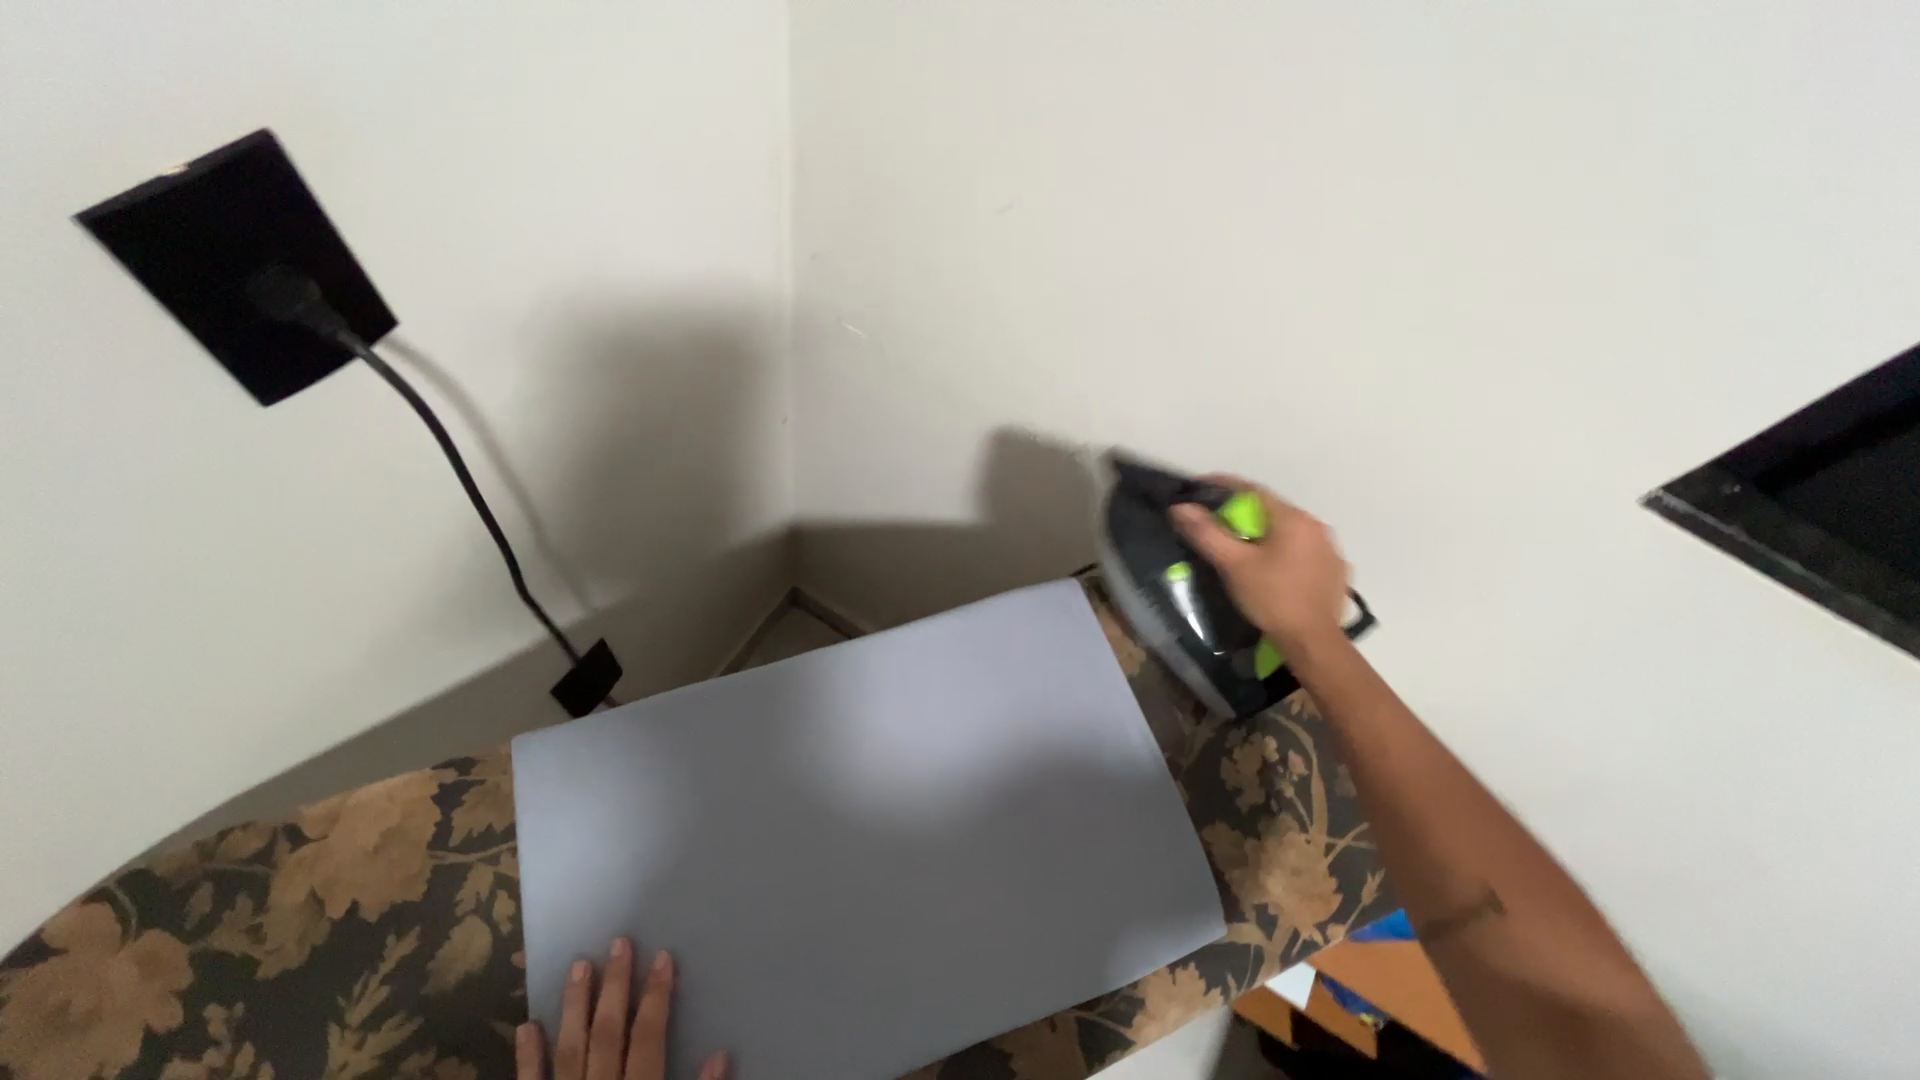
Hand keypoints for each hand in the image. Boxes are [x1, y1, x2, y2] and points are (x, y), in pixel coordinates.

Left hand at [518, 938, 728, 1079]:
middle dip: (614, 987)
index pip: (648, 1038)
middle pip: (607, 1034)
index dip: (656, 996)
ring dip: (575, 1007)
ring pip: (570, 1050)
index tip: (662, 957)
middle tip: (619, 943)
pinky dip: (528, 1058)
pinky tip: (528, 1025)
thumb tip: (721, 1055)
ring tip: (578, 965)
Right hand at [1169, 477, 1350, 651]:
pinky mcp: (1337, 571)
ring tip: (1246, 548)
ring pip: (1292, 531)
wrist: (1313, 641)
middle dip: (1245, 512)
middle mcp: (1317, 526)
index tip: (1201, 488)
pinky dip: (1287, 552)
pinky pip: (1307, 551)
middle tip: (1219, 524)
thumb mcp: (1233, 565)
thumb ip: (1207, 533)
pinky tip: (1276, 569)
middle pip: (1273, 510)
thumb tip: (1180, 507)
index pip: (1254, 490)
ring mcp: (1332, 549)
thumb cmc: (1271, 598)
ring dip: (1268, 533)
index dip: (1224, 486)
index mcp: (1293, 518)